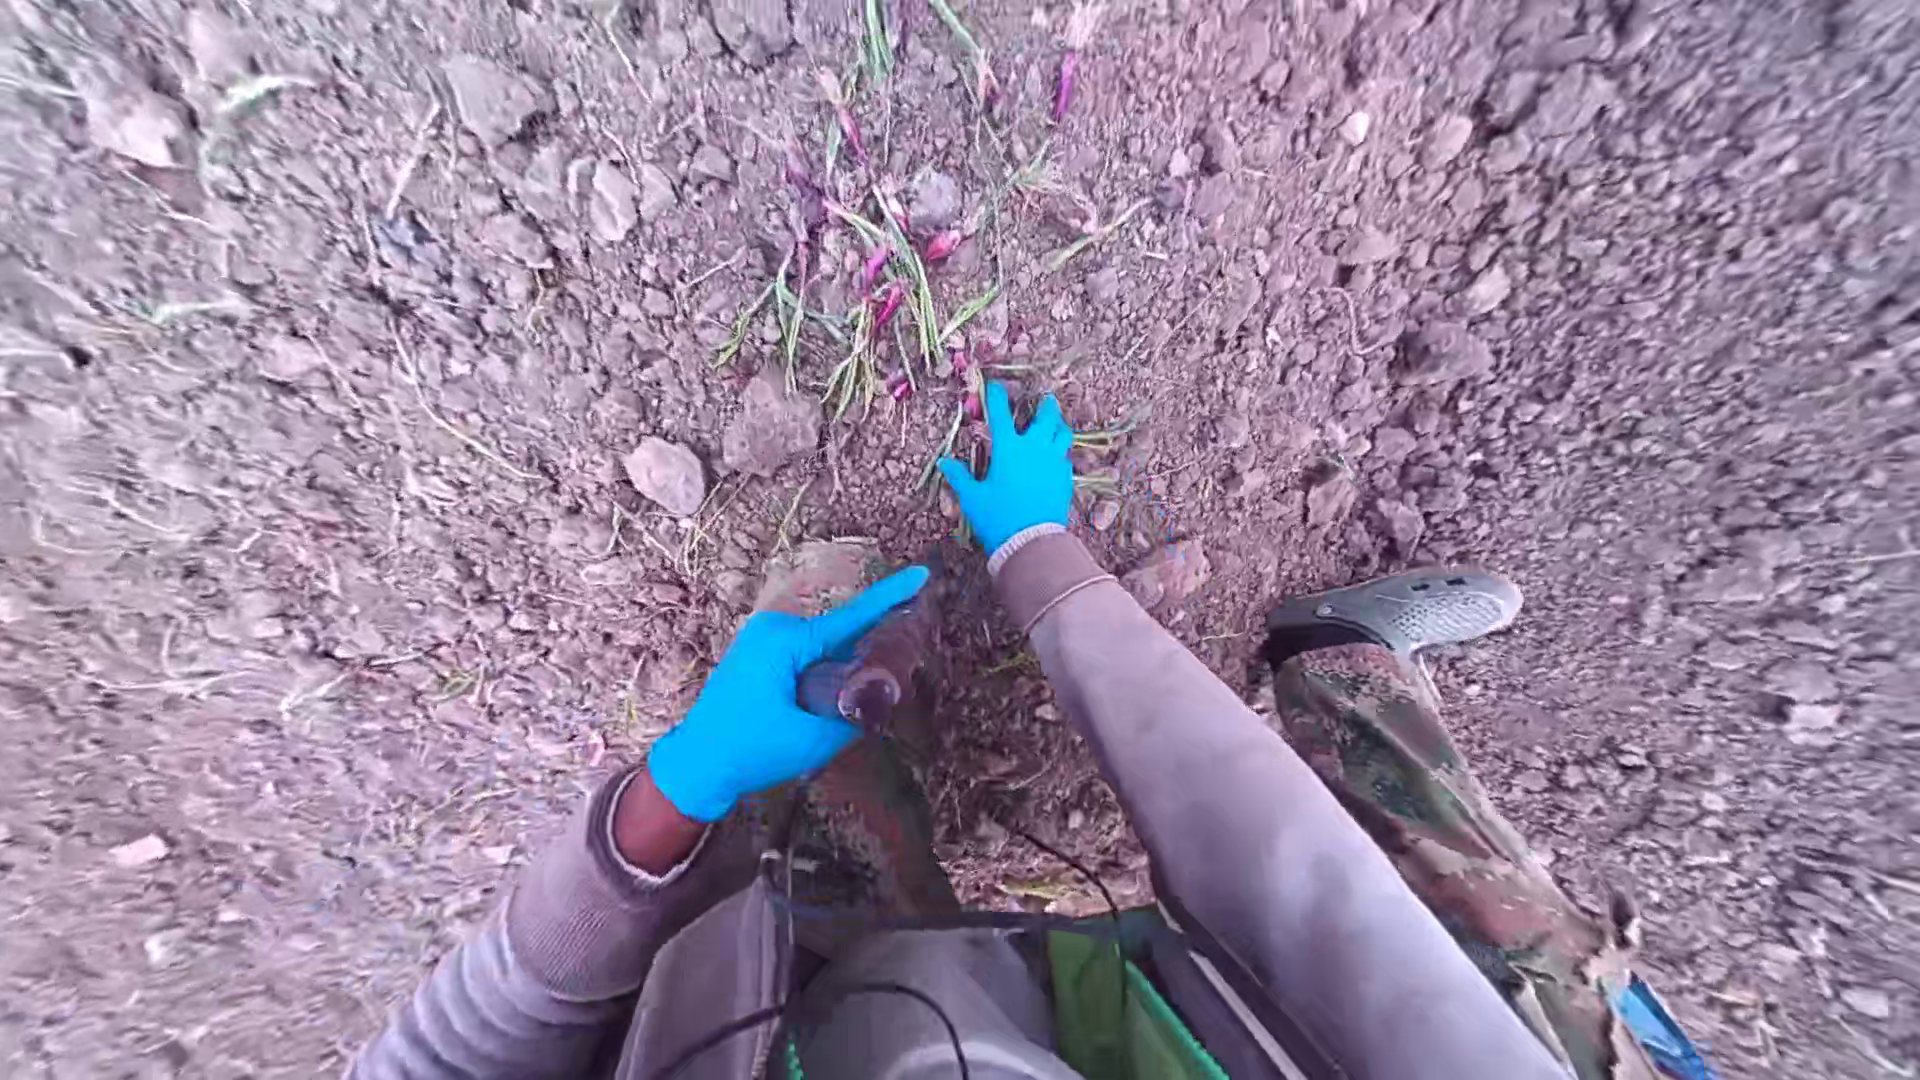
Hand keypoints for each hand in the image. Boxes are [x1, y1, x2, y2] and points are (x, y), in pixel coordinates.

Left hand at [646, 565, 930, 821]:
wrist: (695, 765)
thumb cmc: (747, 751)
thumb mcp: (809, 741)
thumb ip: (853, 719)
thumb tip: (881, 703)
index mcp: (785, 642)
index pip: (852, 618)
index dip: (891, 597)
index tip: (921, 574)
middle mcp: (775, 629)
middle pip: (842, 630)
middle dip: (875, 639)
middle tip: (907, 650)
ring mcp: (767, 637)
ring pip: (828, 642)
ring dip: (851, 658)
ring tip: (873, 678)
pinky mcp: (765, 652)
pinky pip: (811, 650)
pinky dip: (832, 663)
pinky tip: (845, 682)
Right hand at [937, 381, 1074, 551]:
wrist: (1031, 541)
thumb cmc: (997, 517)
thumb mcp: (973, 498)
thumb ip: (960, 477)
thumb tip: (945, 462)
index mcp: (1008, 449)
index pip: (1001, 414)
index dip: (997, 398)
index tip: (996, 387)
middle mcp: (1034, 449)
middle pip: (1046, 418)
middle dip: (1045, 406)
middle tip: (1046, 400)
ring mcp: (1053, 463)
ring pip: (1062, 435)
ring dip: (1058, 426)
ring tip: (1056, 424)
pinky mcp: (1066, 479)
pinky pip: (1066, 458)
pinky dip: (1061, 453)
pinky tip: (1056, 458)